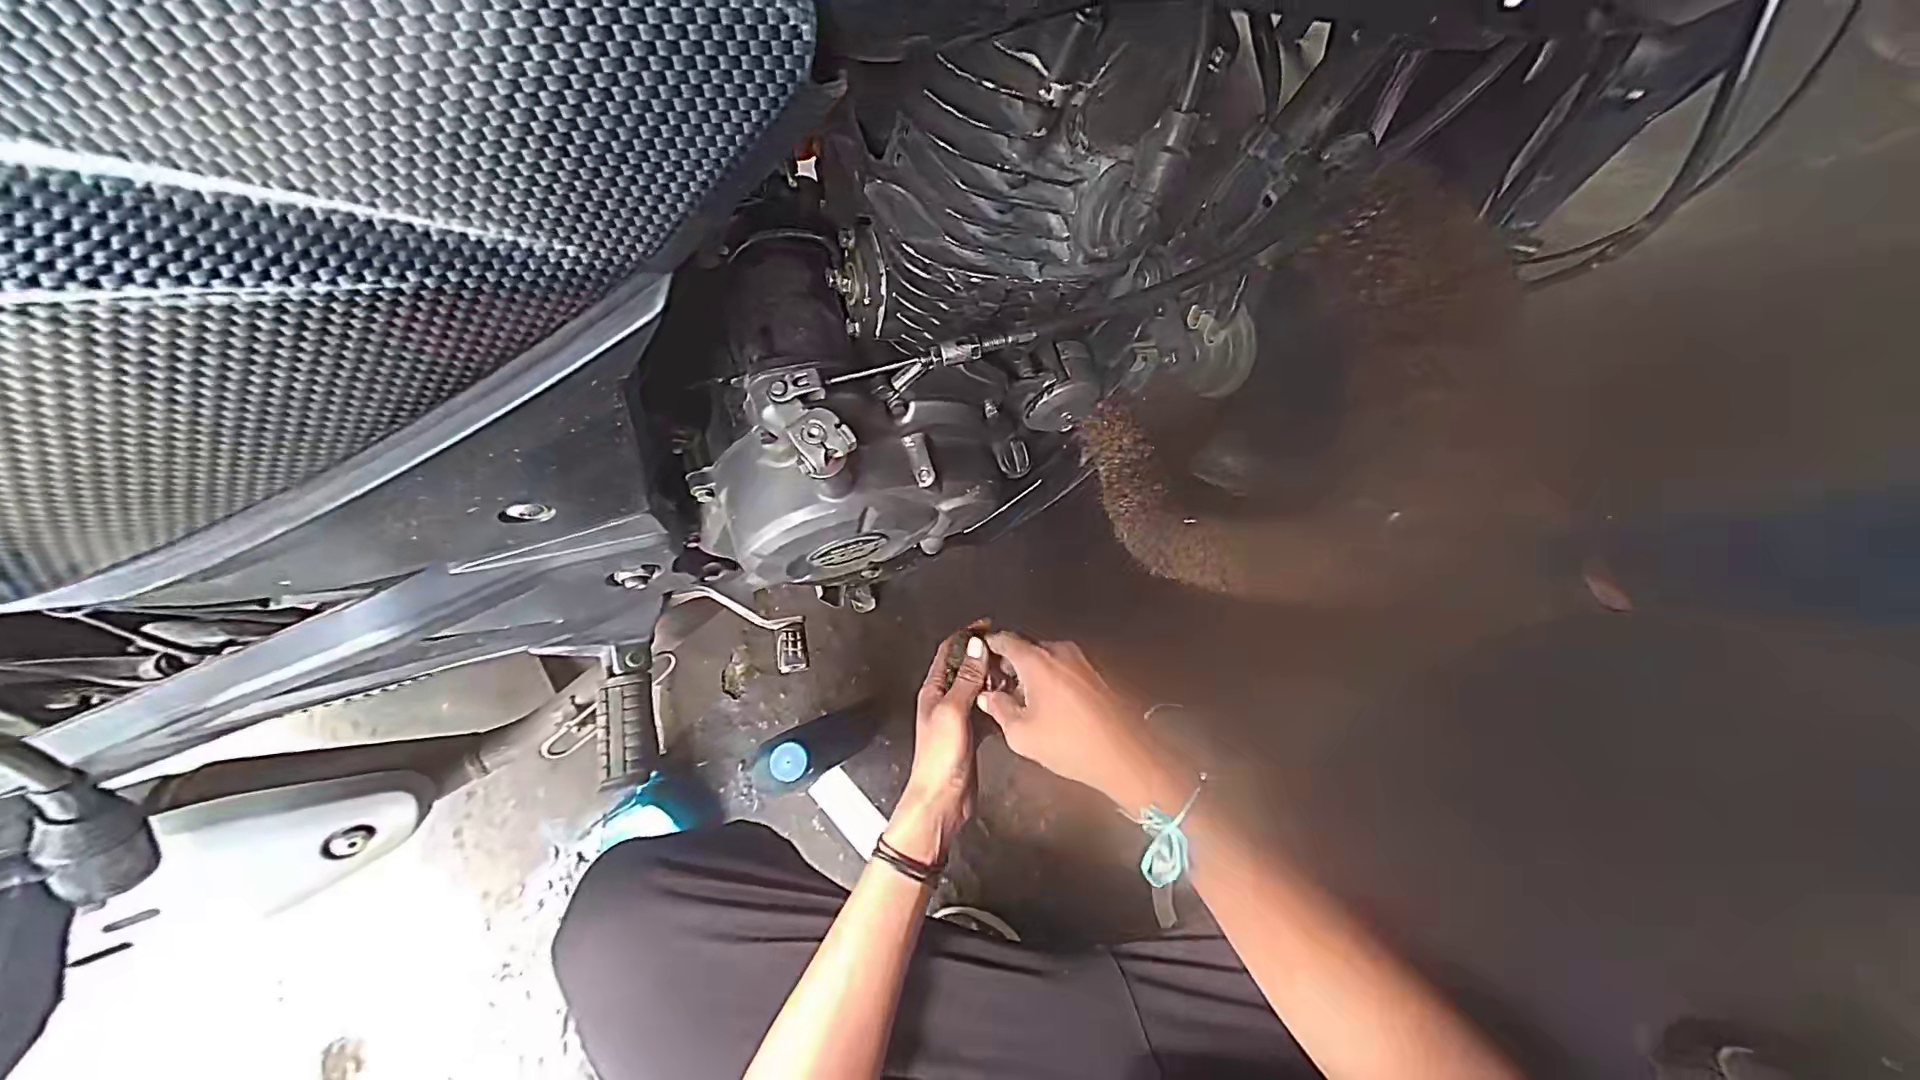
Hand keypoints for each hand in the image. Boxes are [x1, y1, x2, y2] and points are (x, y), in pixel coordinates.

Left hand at [885, 630, 989, 864]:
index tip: (987, 625)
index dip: (966, 636)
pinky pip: (983, 707)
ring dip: (990, 676)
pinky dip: (995, 699)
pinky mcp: (969, 733)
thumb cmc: (939, 758)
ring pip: (975, 687)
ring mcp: (956, 716)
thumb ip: (966, 679)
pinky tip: (1009, 699)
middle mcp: (942, 700)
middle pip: (963, 667)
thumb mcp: (953, 711)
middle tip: (1005, 647)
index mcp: (933, 690)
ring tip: (1011, 668)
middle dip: (982, 653)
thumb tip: (977, 646)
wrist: (941, 799)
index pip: (949, 652)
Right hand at [976, 633, 1192, 811]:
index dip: (987, 646)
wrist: (1125, 756)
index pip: (1004, 639)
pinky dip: (1051, 679)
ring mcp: (1081, 661)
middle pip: (1025, 647)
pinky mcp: (1096, 673)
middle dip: (1009, 663)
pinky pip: (1064, 668)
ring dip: (1032, 672)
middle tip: (997, 685)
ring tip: (1023, 700)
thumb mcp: (1021, 734)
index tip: (979, 655)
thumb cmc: (1073, 744)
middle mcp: (1060, 652)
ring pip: (1046, 658)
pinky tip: (1048, 706)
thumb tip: (989, 698)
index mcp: (1037, 660)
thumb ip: (999, 709)